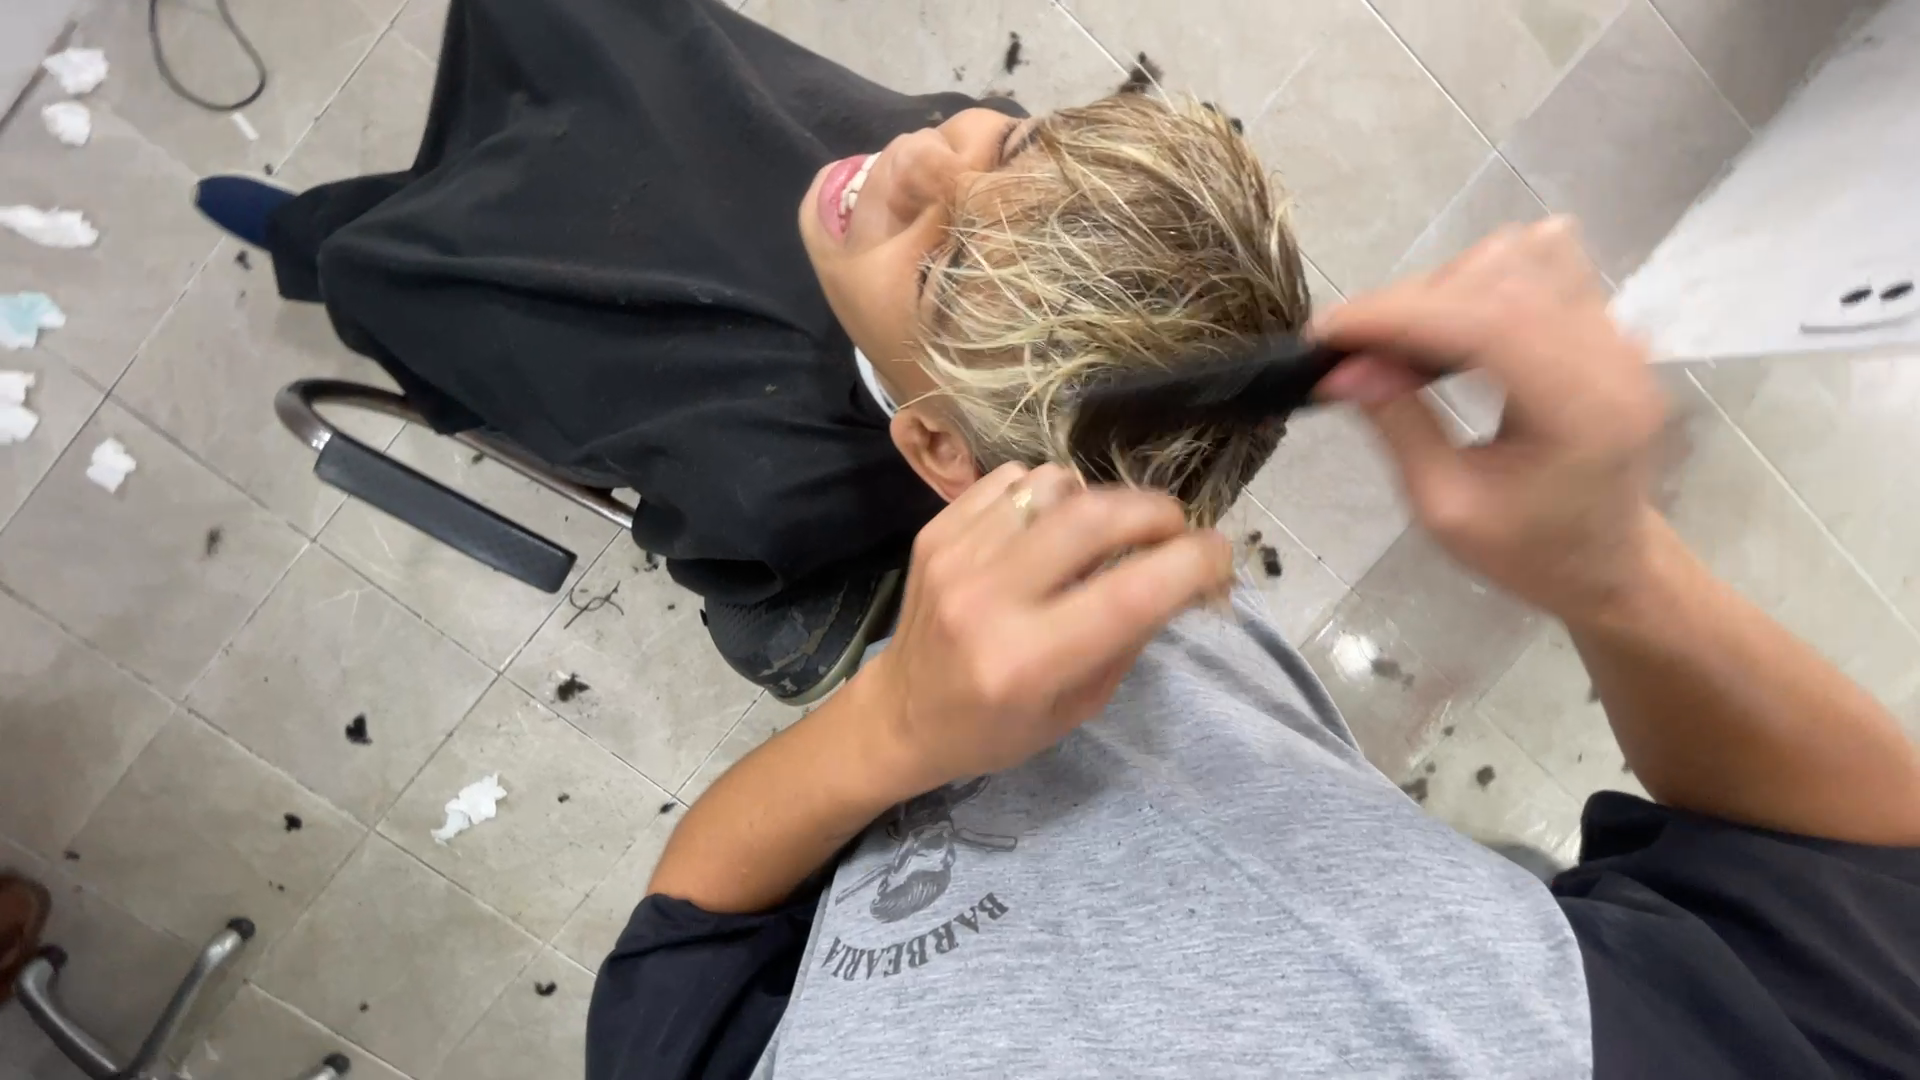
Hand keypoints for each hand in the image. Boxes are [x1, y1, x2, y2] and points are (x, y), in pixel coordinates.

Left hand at [858, 463, 1231, 794]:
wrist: (901, 712)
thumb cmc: (996, 728)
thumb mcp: (1077, 708)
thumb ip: (1128, 638)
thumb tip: (1179, 573)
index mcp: (1026, 663)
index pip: (1130, 594)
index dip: (1193, 563)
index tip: (1218, 555)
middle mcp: (987, 600)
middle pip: (1093, 517)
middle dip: (1155, 512)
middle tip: (1173, 529)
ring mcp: (955, 557)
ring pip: (1053, 484)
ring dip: (1097, 500)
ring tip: (1100, 533)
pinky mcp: (935, 531)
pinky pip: (1012, 479)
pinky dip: (1047, 493)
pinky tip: (1046, 527)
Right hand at [1313, 218, 1667, 622]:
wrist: (1605, 562)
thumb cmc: (1523, 550)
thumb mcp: (1443, 506)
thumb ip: (1398, 426)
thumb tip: (1338, 371)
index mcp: (1580, 408)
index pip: (1484, 323)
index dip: (1395, 315)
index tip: (1324, 331)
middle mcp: (1610, 351)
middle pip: (1498, 275)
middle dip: (1407, 303)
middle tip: (1350, 351)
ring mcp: (1615, 330)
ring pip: (1517, 256)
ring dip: (1441, 288)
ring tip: (1397, 342)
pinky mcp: (1602, 324)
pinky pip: (1535, 267)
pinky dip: (1472, 285)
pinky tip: (1442, 327)